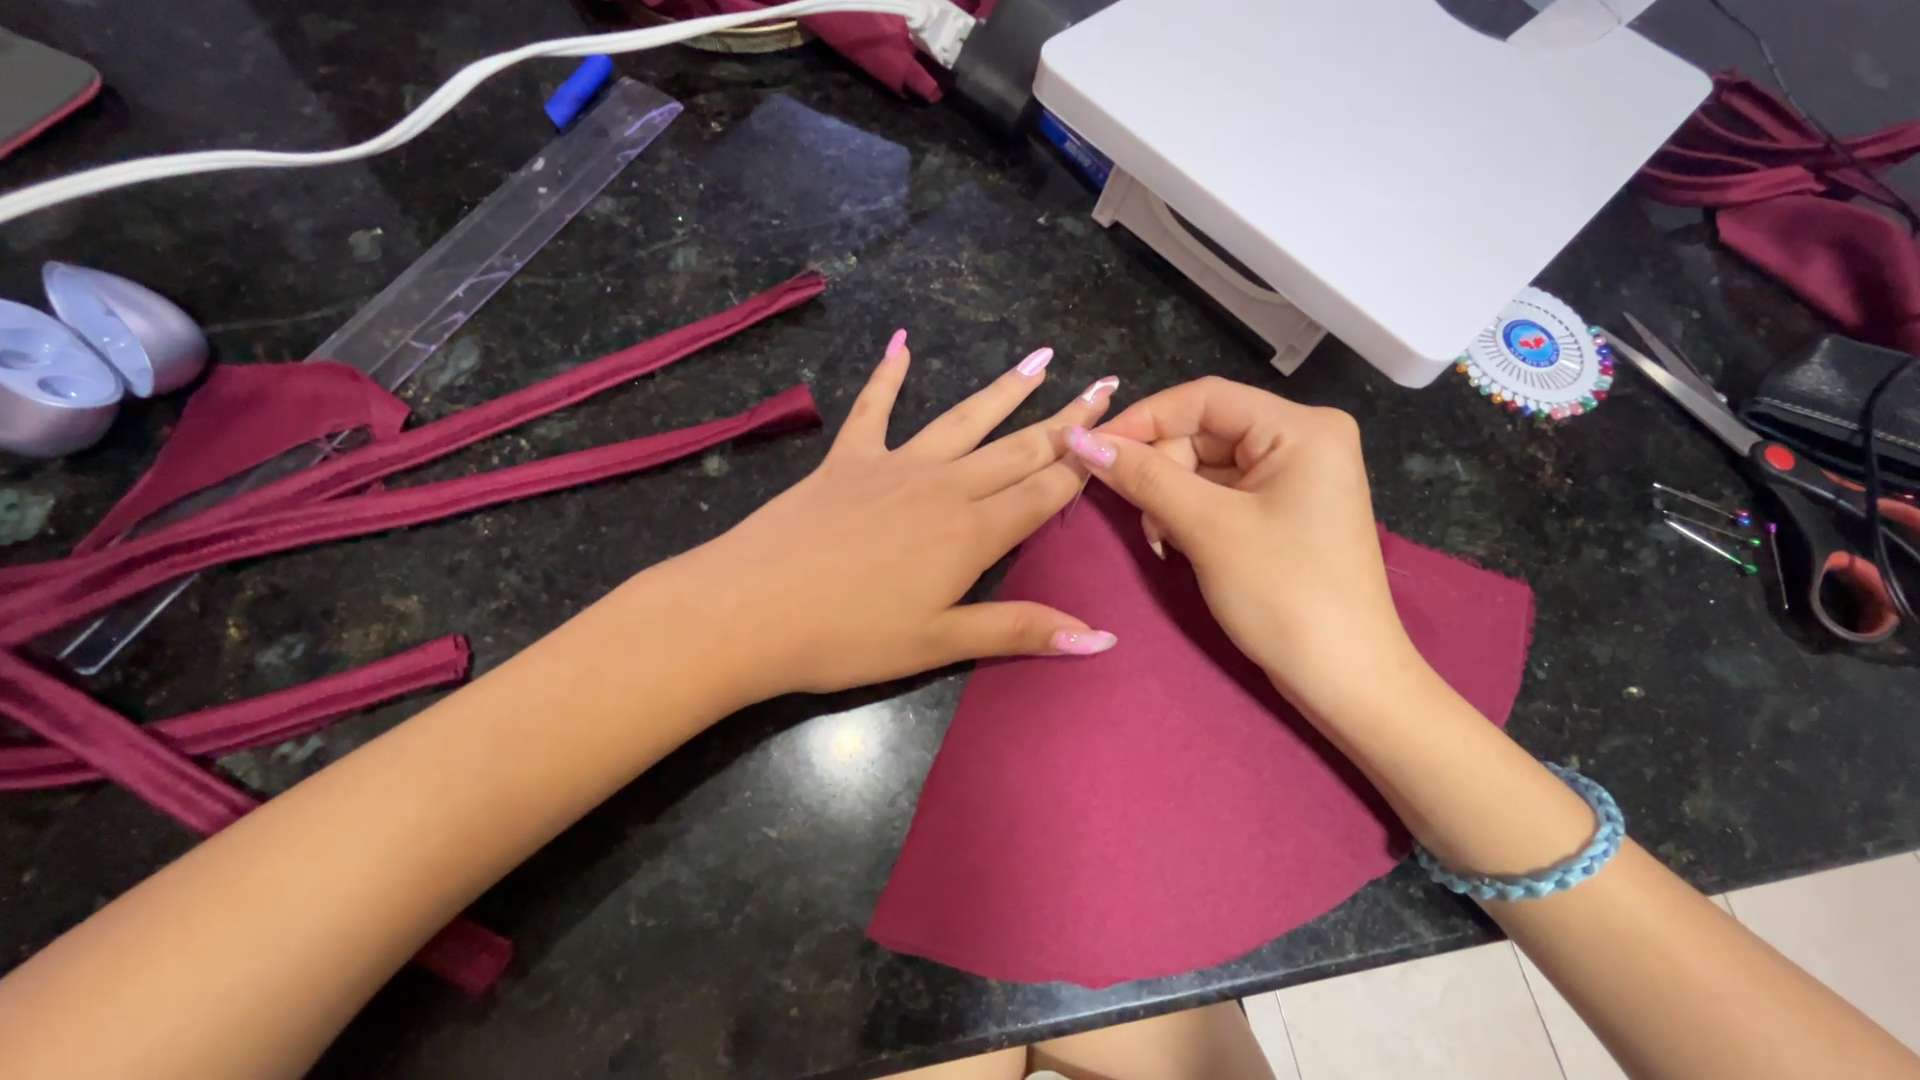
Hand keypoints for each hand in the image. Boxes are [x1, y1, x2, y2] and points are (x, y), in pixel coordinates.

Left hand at [686, 332, 1123, 696]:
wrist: (749, 611)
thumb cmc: (848, 638)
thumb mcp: (940, 643)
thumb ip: (1021, 630)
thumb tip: (1102, 640)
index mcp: (972, 534)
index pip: (1046, 492)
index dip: (1086, 464)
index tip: (1122, 433)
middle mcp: (944, 487)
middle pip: (1017, 448)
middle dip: (1066, 419)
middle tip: (1104, 385)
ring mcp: (893, 465)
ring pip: (963, 420)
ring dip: (1005, 390)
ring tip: (1042, 358)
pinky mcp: (846, 459)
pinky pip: (874, 408)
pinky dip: (888, 374)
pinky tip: (901, 343)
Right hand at [1063, 377, 1416, 716]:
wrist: (1345, 678)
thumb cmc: (1284, 595)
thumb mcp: (1207, 528)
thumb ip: (1144, 477)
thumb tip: (1082, 440)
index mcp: (1301, 428)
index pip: (1204, 398)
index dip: (1142, 419)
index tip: (1090, 449)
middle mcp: (1304, 440)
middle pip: (1203, 432)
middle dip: (1160, 469)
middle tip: (1134, 514)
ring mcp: (1296, 478)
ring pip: (1206, 465)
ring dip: (1170, 497)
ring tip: (1160, 540)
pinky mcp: (1284, 511)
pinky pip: (1221, 494)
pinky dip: (1190, 514)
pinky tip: (1176, 544)